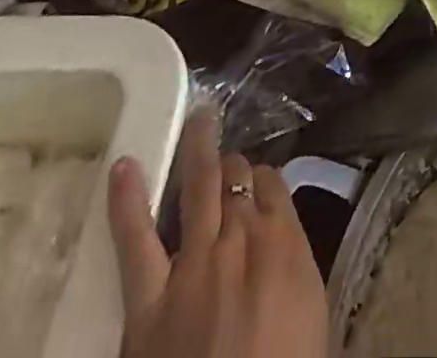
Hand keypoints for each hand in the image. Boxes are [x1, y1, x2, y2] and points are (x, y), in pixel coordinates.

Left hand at [108, 109, 328, 357]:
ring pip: (197, 188)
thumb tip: (285, 248)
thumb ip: (297, 269)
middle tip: (227, 158)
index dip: (264, 179)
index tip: (259, 181)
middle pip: (237, 180)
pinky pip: (135, 239)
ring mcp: (194, 261)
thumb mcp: (313, 315)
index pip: (275, 186)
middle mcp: (241, 238)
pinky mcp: (149, 295)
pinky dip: (126, 200)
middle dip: (232, 164)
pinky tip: (124, 165)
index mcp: (287, 244)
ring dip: (199, 150)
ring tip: (200, 121)